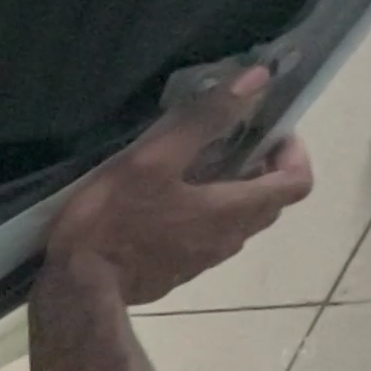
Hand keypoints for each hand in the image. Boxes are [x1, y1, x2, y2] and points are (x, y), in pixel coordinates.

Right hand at [46, 66, 314, 304]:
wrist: (74, 291)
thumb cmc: (110, 224)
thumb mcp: (149, 161)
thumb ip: (202, 121)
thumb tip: (257, 79)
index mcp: (233, 209)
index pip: (296, 181)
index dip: (293, 155)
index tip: (267, 139)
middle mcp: (227, 240)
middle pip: (265, 207)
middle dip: (254, 180)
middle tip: (221, 160)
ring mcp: (196, 265)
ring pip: (229, 231)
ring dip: (221, 208)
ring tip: (183, 192)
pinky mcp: (167, 280)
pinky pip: (194, 251)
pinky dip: (189, 232)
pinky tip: (152, 225)